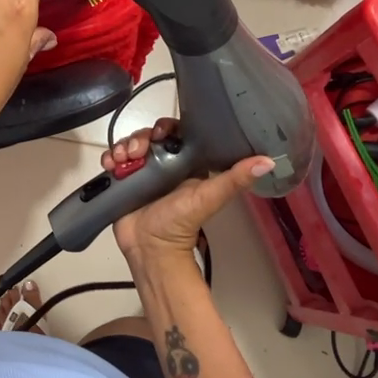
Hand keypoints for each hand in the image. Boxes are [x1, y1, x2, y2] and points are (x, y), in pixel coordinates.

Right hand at [103, 119, 272, 268]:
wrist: (150, 250)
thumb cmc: (180, 224)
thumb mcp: (208, 198)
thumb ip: (234, 180)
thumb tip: (269, 162)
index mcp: (185, 163)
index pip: (175, 132)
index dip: (166, 126)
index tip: (159, 132)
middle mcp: (162, 164)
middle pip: (148, 136)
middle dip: (138, 138)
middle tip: (135, 151)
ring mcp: (140, 171)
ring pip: (129, 145)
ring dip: (122, 146)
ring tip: (120, 161)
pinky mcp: (122, 180)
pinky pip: (113, 159)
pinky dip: (109, 158)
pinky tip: (109, 165)